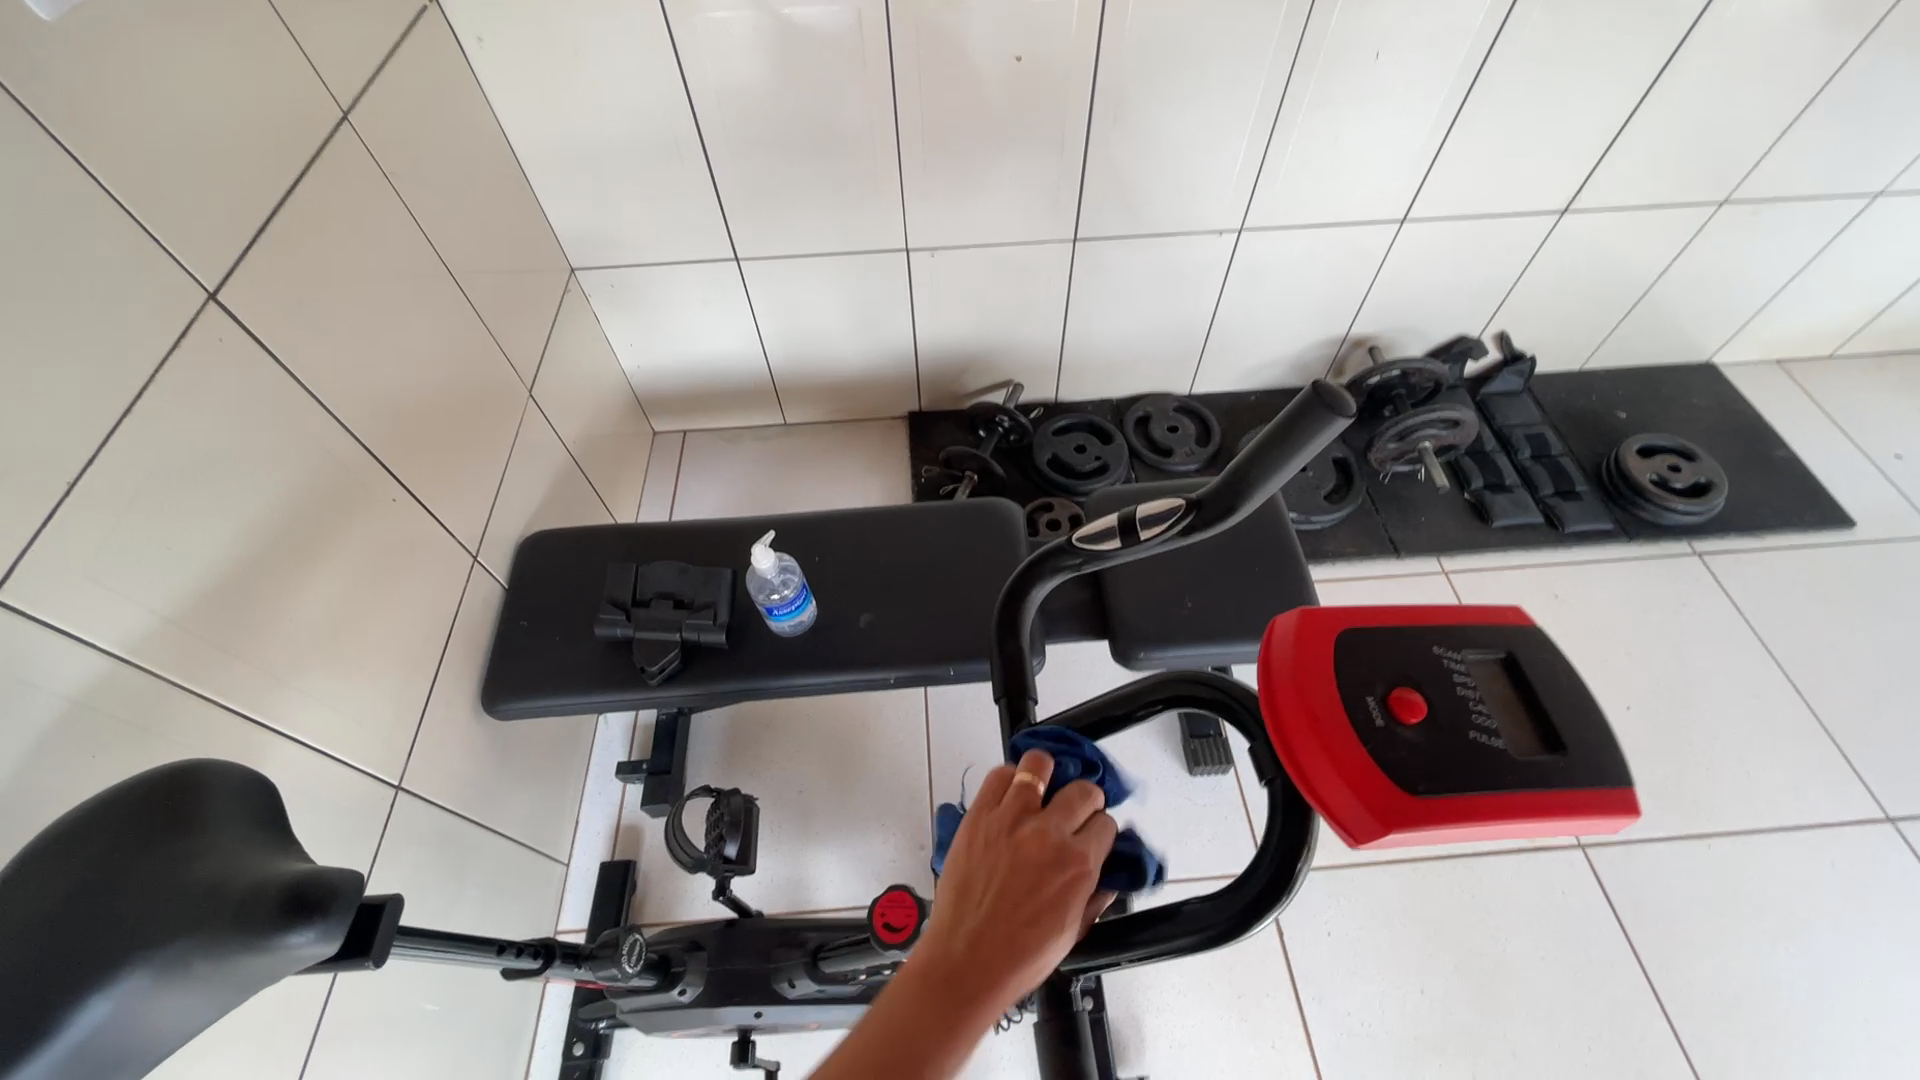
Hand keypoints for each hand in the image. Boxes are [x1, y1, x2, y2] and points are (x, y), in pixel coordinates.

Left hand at [910, 748, 1119, 1013]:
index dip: (1102, 830)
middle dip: (1086, 799)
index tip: (1094, 834)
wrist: (967, 961)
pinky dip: (1008, 779)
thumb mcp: (1074, 930)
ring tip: (1043, 789)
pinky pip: (999, 776)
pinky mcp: (979, 816)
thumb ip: (1094, 896)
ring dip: (1047, 775)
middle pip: (1083, 790)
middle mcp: (1049, 833)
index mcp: (1078, 863)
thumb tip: (1106, 877)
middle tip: (1075, 811)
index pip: (1106, 824)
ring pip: (1040, 765)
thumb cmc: (1018, 955)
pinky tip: (1011, 794)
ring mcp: (1012, 819)